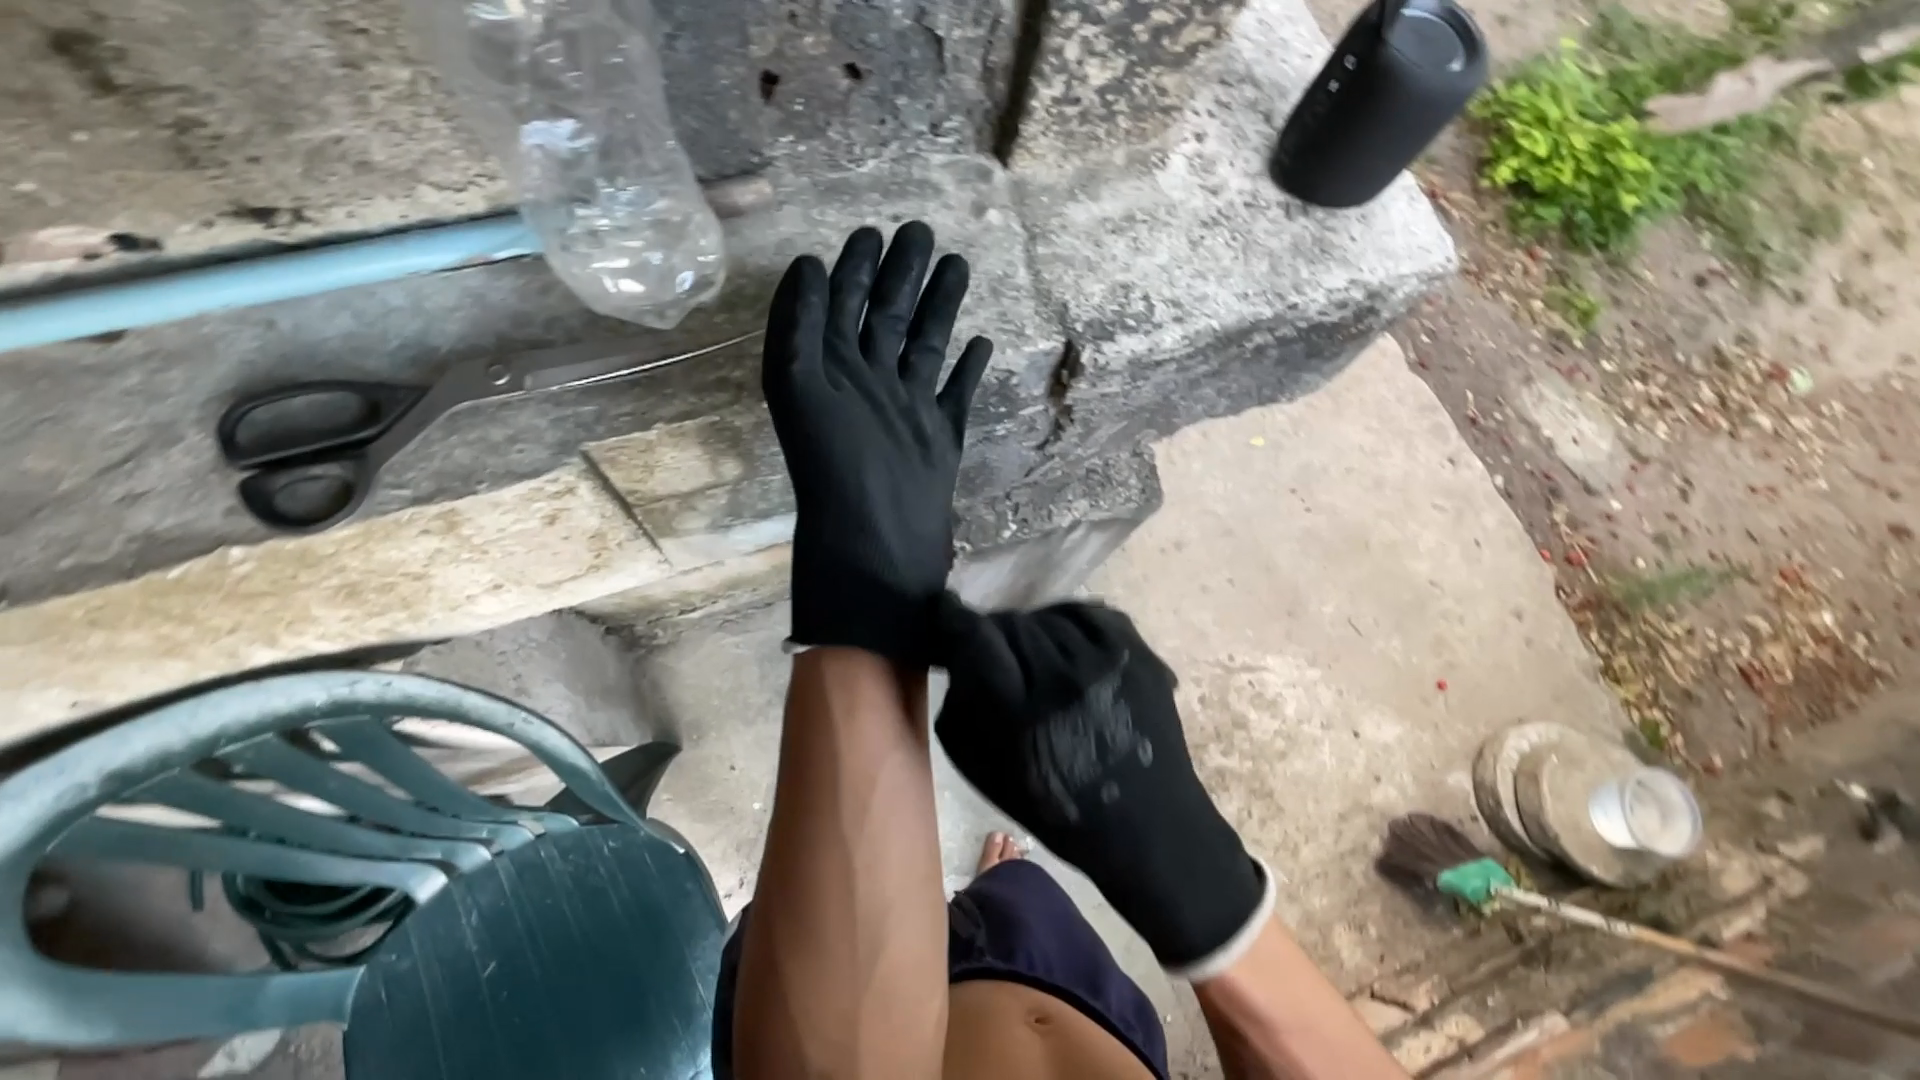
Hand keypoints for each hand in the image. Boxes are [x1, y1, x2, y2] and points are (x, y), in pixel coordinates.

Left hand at [763, 223, 993, 665]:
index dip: (852, 268)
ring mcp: (906, 411)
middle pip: (887, 317)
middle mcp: (867, 386)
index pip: (840, 305)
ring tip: (959, 265)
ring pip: (925, 346)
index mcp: (830, 371)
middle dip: (902, 274)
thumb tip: (807, 264)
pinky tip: (981, 341)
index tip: (870, 231)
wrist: (876, 544)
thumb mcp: (798, 386)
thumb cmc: (834, 466)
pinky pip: (955, 394)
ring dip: (940, 306)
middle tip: (920, 230)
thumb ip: (798, 325)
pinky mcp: (939, 438)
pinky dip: (968, 368)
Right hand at [934, 596, 1272, 976]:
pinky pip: (1090, 614)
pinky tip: (1065, 642)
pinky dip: (1069, 622)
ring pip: (1048, 617)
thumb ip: (961, 705)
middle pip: (1011, 623)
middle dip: (993, 632)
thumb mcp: (983, 770)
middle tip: (992, 650)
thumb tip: (958, 654)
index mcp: (1018, 713)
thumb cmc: (1056, 809)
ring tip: (1032, 654)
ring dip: (1031, 631)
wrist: (1146, 826)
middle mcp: (1061, 677)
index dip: (954, 619)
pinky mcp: (1138, 654)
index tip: (946, 613)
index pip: (975, 635)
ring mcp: (1105, 662)